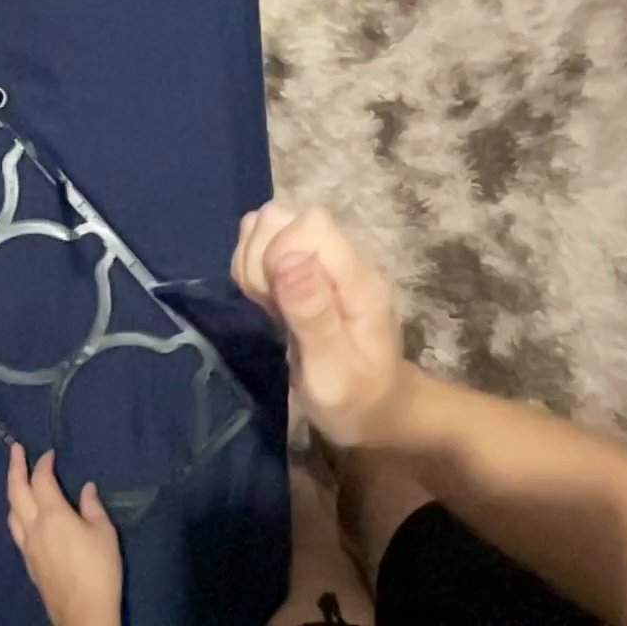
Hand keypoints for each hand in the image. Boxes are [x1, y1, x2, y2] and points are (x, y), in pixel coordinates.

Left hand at [6, 442, 121, 625]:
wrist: (83, 614)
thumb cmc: (98, 569)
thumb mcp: (104, 533)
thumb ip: (92, 507)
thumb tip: (86, 488)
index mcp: (52, 515)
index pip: (41, 480)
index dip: (43, 463)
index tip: (50, 452)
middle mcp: (34, 528)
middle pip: (16, 492)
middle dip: (15, 467)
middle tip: (15, 449)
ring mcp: (28, 547)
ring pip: (11, 512)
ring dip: (12, 491)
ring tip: (17, 479)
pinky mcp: (29, 563)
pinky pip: (16, 530)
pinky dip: (16, 512)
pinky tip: (23, 514)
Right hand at [230, 203, 410, 446]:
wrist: (374, 409)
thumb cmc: (355, 398)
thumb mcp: (333, 370)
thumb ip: (312, 313)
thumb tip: (286, 257)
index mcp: (359, 277)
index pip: (309, 224)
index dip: (277, 254)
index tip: (273, 301)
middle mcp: (343, 255)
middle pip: (283, 217)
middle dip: (258, 257)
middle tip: (268, 304)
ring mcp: (324, 257)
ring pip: (269, 223)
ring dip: (252, 260)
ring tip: (266, 302)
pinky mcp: (304, 264)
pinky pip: (263, 241)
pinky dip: (251, 265)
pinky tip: (264, 297)